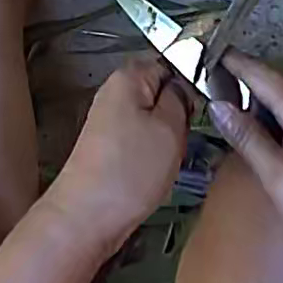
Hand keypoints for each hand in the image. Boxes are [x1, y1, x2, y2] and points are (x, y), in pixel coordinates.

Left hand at [45, 57, 188, 243]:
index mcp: (128, 75)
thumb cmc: (131, 169)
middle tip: (181, 140)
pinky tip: (153, 172)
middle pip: (160, 93)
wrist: (86, 217)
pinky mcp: (106, 144)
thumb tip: (181, 85)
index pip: (170, 65)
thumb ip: (180, 97)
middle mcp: (114, 90)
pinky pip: (139, 138)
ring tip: (167, 160)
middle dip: (176, 116)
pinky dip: (150, 153)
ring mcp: (108, 117)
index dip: (187, 87)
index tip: (196, 113)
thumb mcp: (170, 128)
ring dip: (165, 138)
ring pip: (152, 119)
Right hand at [209, 52, 282, 277]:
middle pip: (273, 86)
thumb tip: (219, 105)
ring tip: (232, 120)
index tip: (205, 53)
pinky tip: (267, 143)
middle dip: (242, 87)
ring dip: (260, 109)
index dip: (231, 62)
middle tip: (210, 92)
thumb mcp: (280, 181)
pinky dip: (279, 123)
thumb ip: (248, 138)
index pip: (259, 73)